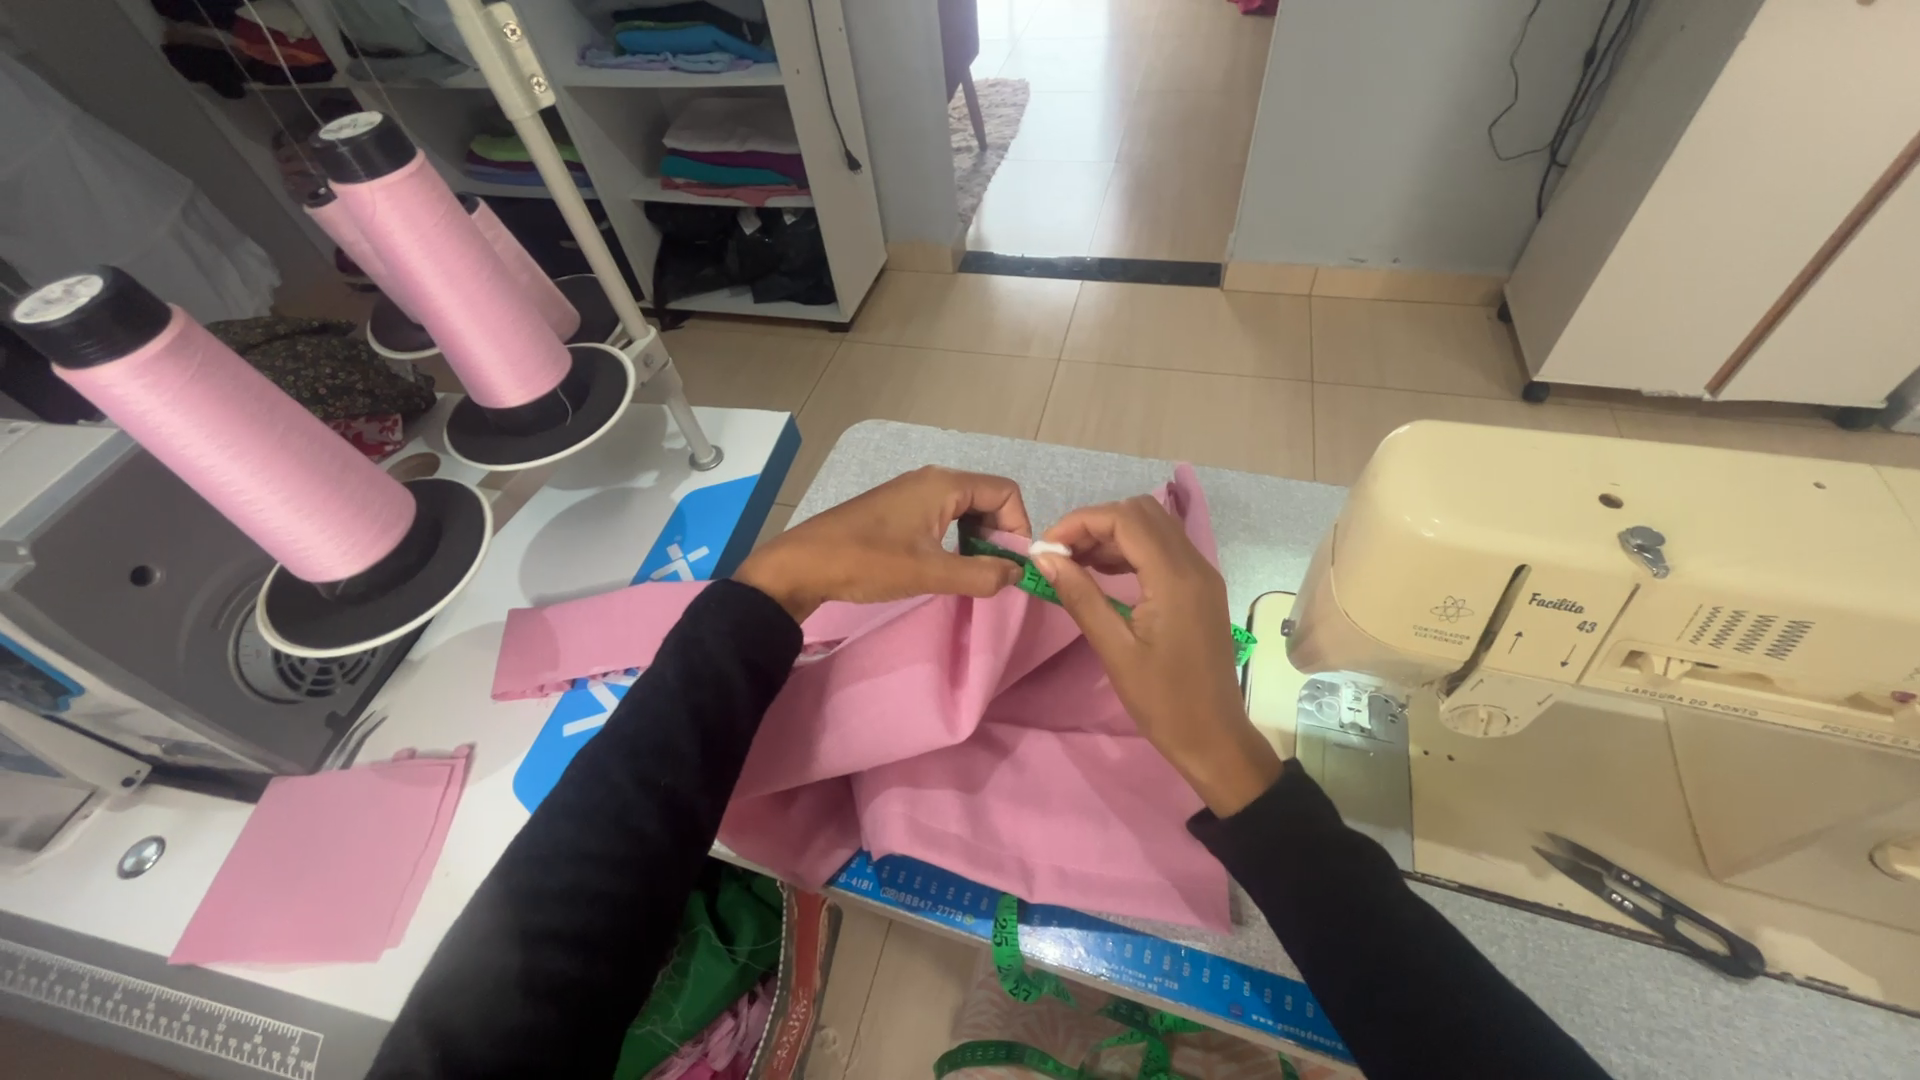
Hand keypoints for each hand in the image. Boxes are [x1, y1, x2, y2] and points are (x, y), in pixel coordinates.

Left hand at [734, 466, 1029, 622]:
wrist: (803, 564)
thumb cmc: (869, 563)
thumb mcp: (931, 573)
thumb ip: (981, 574)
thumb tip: (1016, 574)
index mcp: (944, 484)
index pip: (1005, 493)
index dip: (1018, 527)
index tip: (1012, 565)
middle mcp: (932, 480)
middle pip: (987, 499)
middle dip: (998, 535)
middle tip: (992, 573)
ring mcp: (912, 493)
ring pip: (964, 510)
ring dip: (976, 539)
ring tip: (969, 573)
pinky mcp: (897, 509)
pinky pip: (942, 516)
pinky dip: (954, 538)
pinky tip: (943, 566)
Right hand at [1031, 497, 1281, 816]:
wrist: (1214, 737)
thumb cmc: (1163, 700)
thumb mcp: (1114, 649)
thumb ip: (1080, 596)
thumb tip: (1045, 557)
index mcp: (1174, 578)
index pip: (1124, 519)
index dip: (1080, 522)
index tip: (1047, 548)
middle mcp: (1194, 565)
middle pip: (1141, 512)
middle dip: (1096, 523)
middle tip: (1062, 555)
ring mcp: (1202, 575)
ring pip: (1154, 526)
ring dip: (1112, 534)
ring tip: (1076, 565)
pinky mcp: (1201, 588)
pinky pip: (1164, 549)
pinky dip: (1131, 550)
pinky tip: (1104, 575)